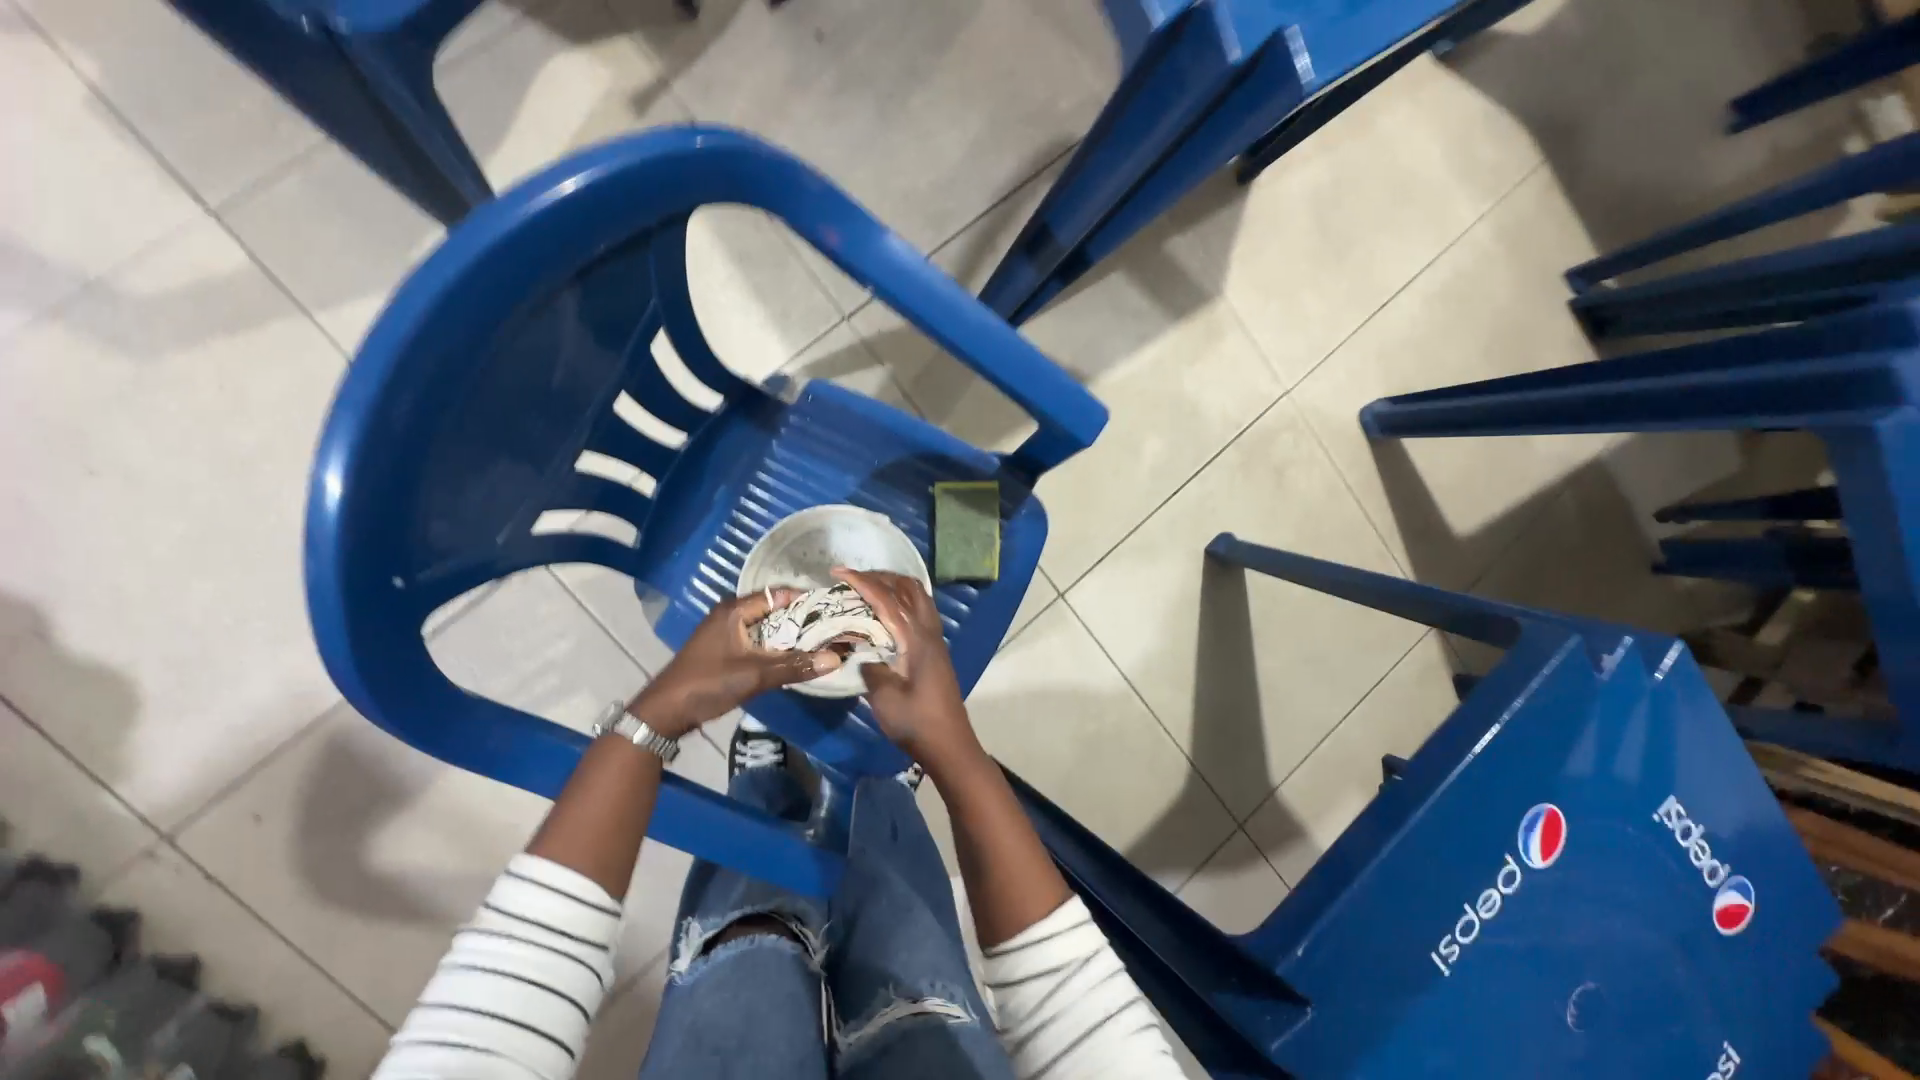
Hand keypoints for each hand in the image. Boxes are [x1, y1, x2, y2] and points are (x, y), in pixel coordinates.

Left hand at [627, 590, 841, 737]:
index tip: (833, 609)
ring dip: (789, 635)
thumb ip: (795, 666)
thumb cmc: (708, 684)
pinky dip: (776, 647)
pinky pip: (757, 641)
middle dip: (801, 619)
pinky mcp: (725, 651)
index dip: (805, 600)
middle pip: (774, 610)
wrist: (665, 712)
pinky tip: (793, 658)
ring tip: (820, 643)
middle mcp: (730, 615)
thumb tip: (836, 658)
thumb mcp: (755, 675)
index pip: (778, 594)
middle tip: (832, 628)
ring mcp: (726, 633)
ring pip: (766, 628)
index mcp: (734, 610)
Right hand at [832, 567, 982, 775]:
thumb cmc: (915, 722)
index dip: (863, 582)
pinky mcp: (936, 651)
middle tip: (854, 579)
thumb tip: (860, 652)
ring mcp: (936, 640)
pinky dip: (903, 602)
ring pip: (919, 598)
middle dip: (881, 577)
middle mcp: (929, 632)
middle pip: (909, 588)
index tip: (839, 572)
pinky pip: (921, 612)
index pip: (888, 599)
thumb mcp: (884, 696)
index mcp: (916, 638)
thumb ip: (869, 666)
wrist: (949, 744)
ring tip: (869, 590)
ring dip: (895, 587)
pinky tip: (886, 615)